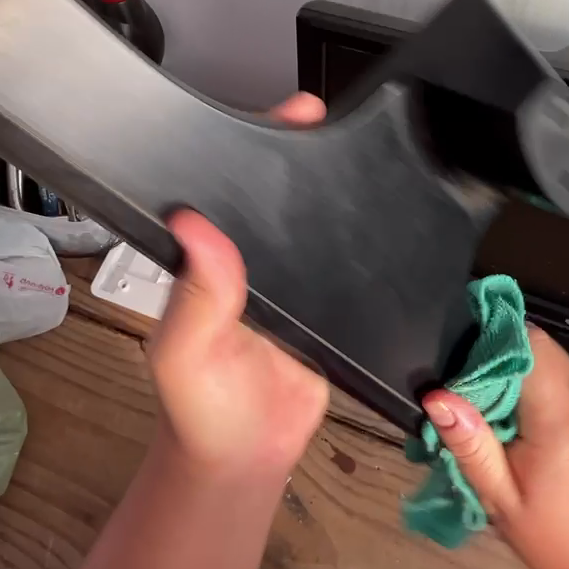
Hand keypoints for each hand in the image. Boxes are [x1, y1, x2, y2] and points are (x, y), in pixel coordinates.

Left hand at [145, 93, 330, 480]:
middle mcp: (247, 255)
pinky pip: (347, 262)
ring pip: (313, 220)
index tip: (290, 112)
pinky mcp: (326, 302)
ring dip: (334, 191)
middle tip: (334, 119)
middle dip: (303, 151)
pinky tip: (383, 221)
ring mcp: (289, 277)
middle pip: (274, 191)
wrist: (249, 457)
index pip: (226, 180)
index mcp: (208, 256)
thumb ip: (194, 297)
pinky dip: (362, 240)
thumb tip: (194, 229)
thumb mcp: (185, 354)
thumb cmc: (201, 409)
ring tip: (366, 153)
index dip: (256, 140)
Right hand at [424, 328, 568, 568]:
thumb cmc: (553, 538)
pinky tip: (531, 417)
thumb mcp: (499, 497)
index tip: (467, 358)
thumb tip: (436, 397)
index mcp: (562, 418)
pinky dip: (545, 381)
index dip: (496, 339)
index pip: (530, 344)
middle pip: (541, 345)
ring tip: (502, 406)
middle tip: (476, 387)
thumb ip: (470, 443)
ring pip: (556, 356)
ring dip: (525, 368)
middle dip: (505, 354)